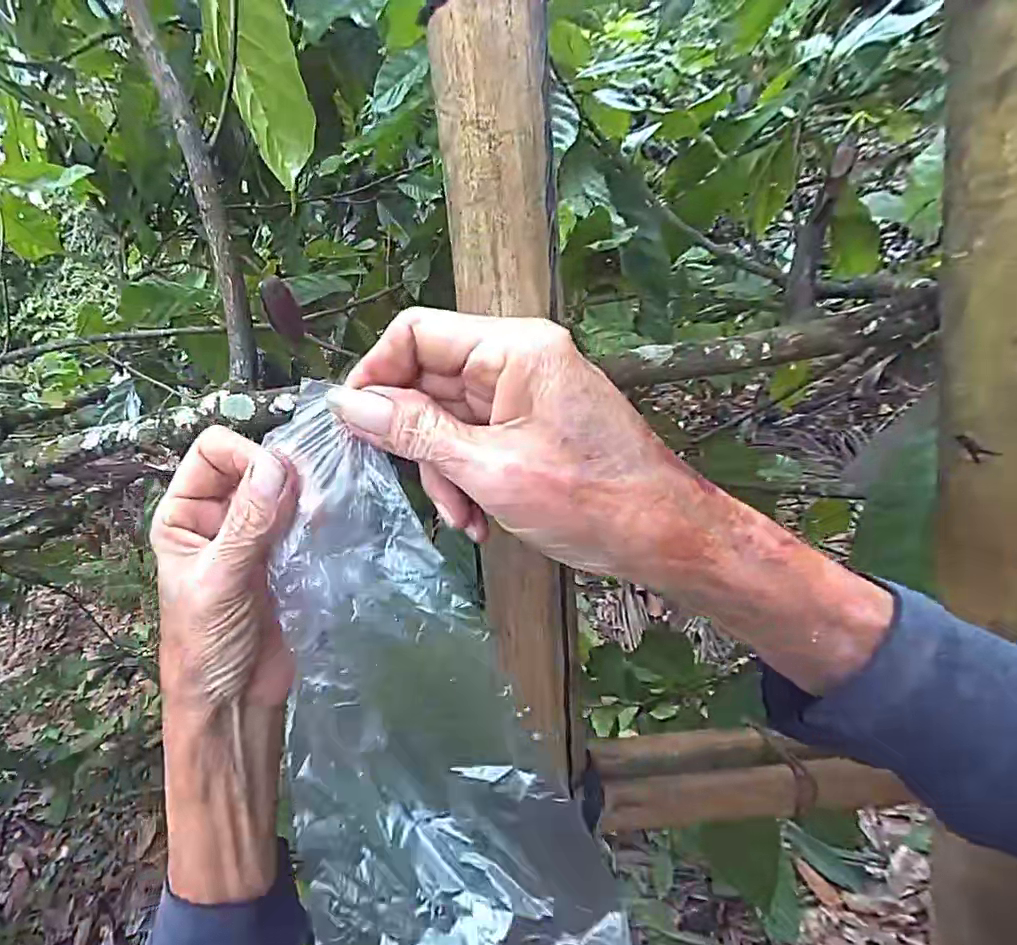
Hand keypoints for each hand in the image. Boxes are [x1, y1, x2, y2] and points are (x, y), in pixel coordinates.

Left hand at [150, 426, 296, 902]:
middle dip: (283, 476)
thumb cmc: (207, 647)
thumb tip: (278, 465)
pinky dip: (319, 521)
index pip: (214, 452)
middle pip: (255, 466)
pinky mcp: (288, 559)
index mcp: (185, 514)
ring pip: (286, 493)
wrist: (236, 702)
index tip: (278, 480)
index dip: (246, 456)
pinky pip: (306, 524)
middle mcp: (220, 518)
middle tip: (312, 499)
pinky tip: (330, 531)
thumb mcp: (219, 582)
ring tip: (323, 518)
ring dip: (306, 499)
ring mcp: (257, 538)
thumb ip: (248, 525)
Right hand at [329, 307, 892, 693]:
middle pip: (429, 381)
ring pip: (448, 421)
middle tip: (414, 485)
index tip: (355, 424)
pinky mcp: (529, 430)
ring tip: (461, 516)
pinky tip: (478, 518)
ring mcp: (524, 398)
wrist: (664, 538)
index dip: (376, 375)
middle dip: (415, 440)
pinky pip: (474, 443)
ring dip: (441, 471)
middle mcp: (517, 363)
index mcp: (514, 350)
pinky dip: (465, 479)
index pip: (416, 334)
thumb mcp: (490, 469)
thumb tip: (352, 405)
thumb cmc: (593, 501)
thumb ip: (416, 432)